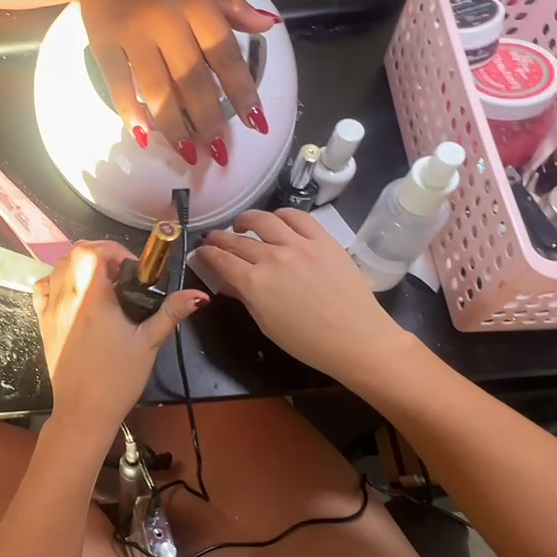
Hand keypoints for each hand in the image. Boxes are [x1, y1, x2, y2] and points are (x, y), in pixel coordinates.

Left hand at [32, 241, 205, 430]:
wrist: (84, 410)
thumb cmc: (117, 378)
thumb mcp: (148, 342)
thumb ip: (170, 312)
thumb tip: (198, 295)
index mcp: (93, 298)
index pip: (93, 252)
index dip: (113, 249)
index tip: (132, 266)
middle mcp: (67, 298)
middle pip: (73, 254)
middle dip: (98, 254)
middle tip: (120, 272)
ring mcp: (50, 309)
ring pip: (57, 267)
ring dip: (78, 265)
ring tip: (101, 283)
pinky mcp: (43, 322)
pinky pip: (43, 288)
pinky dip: (57, 280)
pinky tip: (74, 293)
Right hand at [72, 0, 277, 164]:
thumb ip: (233, 7)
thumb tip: (270, 26)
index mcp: (197, 2)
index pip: (226, 54)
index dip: (242, 91)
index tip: (256, 123)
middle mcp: (167, 19)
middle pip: (193, 79)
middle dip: (209, 119)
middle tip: (220, 152)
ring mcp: (133, 33)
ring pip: (157, 87)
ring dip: (174, 125)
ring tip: (188, 153)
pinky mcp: (103, 44)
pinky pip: (118, 83)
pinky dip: (130, 110)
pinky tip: (143, 135)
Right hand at [197, 209, 412, 380]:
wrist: (356, 338)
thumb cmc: (307, 342)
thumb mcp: (266, 324)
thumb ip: (244, 298)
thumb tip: (226, 283)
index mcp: (254, 282)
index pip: (220, 260)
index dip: (206, 254)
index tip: (200, 252)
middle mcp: (272, 257)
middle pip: (237, 240)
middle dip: (219, 238)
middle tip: (213, 239)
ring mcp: (299, 244)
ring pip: (263, 220)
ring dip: (246, 220)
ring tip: (242, 224)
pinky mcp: (323, 239)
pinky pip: (297, 217)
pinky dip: (281, 215)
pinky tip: (277, 220)